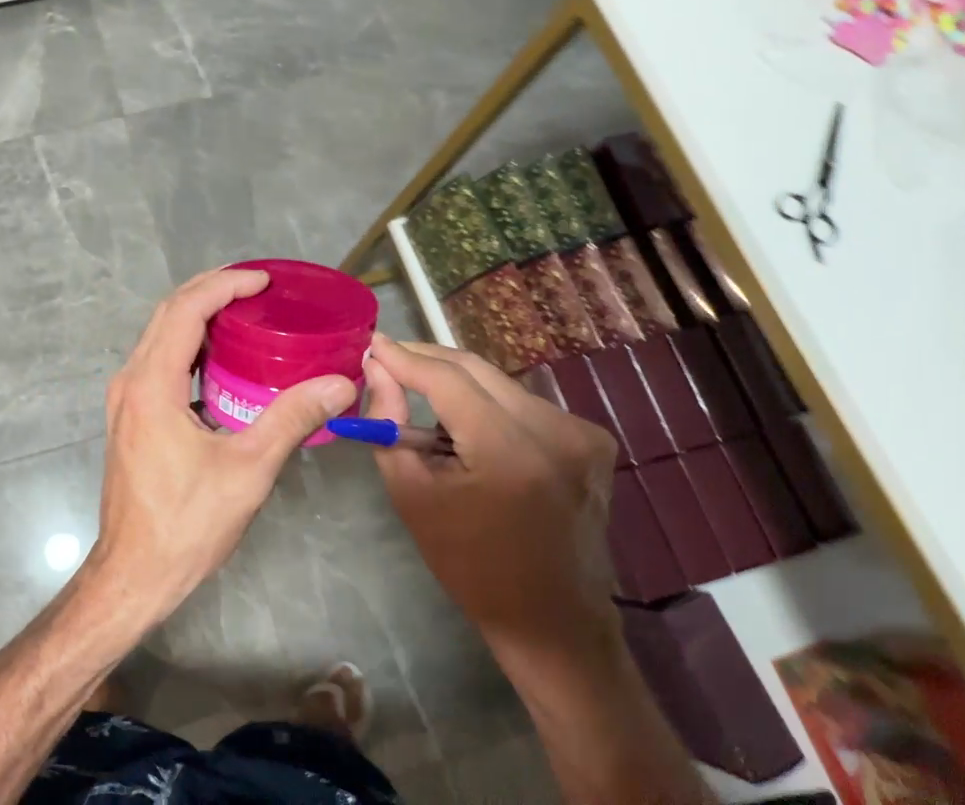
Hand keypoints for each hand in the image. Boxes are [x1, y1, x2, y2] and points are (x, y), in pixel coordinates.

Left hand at [90, 269, 356, 620]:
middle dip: (210, 292)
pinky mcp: (129, 420)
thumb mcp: (248, 469)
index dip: (223, 285)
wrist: (134, 573)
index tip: (263, 279)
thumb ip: (292, 418)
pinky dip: (189, 348)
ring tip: (245, 314)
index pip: (185, 310)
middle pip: (167, 315)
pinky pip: (158, 364)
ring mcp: (124, 402)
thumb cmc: (188, 523)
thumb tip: (339, 383)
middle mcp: (129, 382)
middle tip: (258, 288)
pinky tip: (223, 362)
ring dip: (198, 318)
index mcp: (151, 384)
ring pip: (159, 338)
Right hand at [363, 337, 617, 650]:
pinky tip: (471, 431)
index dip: (405, 358)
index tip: (371, 344)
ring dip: (460, 386)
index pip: (447, 379)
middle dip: (429, 361)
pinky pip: (526, 405)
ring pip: (502, 385)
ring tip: (423, 400)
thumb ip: (389, 427)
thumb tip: (378, 371)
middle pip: (478, 371)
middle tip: (388, 359)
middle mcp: (555, 430)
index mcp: (510, 451)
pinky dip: (492, 407)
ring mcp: (582, 433)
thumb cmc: (470, 566)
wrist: (550, 618)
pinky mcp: (594, 440)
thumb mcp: (412, 496)